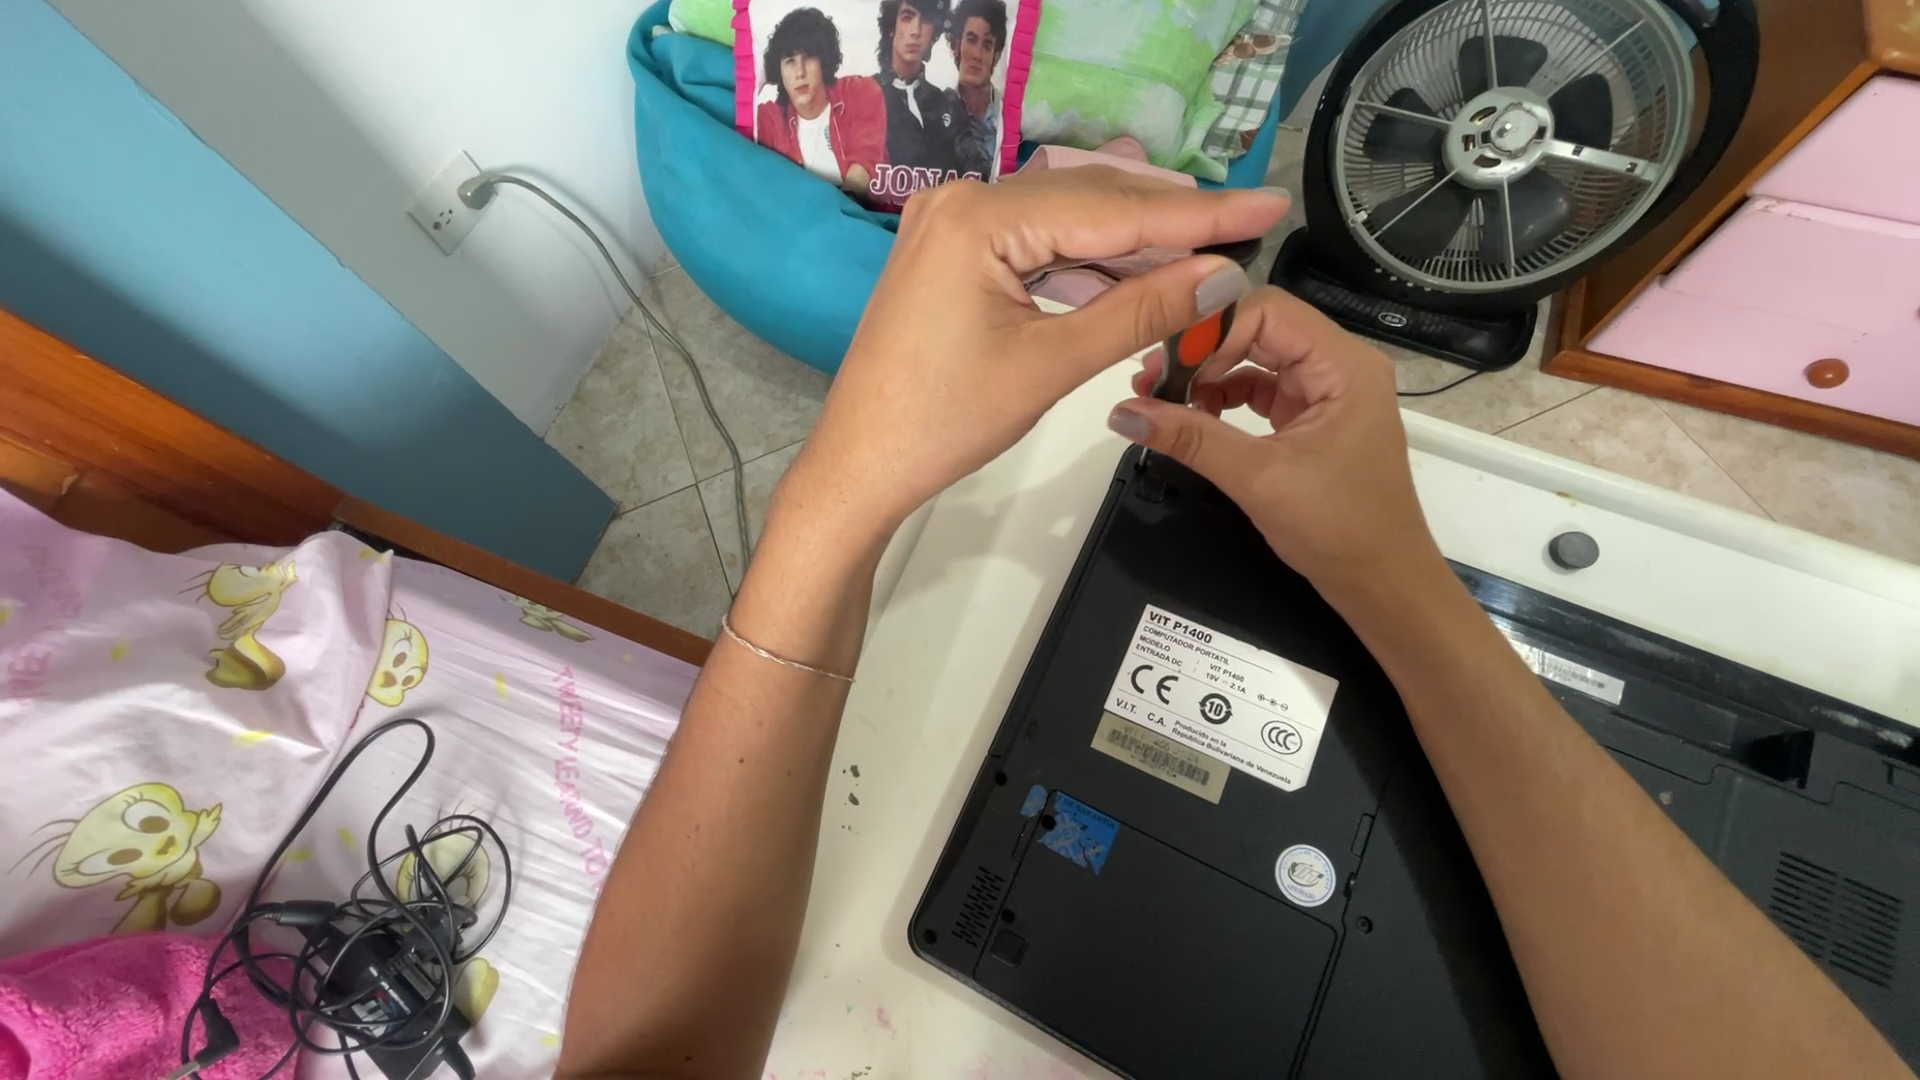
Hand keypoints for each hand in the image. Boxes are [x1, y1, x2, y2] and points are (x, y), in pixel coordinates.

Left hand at [783, 168, 1288, 536]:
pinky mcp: (946, 255)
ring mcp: (947, 226)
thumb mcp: (1051, 365)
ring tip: (1201, 254)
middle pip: (1086, 203)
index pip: (1110, 209)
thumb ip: (1140, 312)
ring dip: (1126, 244)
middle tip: (1246, 225)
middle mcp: (959, 202)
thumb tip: (1224, 277)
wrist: (862, 465)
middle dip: (1167, 222)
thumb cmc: (945, 423)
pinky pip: (1029, 246)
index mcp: (978, 218)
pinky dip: (1079, 263)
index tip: (1266, 204)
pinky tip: (1128, 274)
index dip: (1198, 215)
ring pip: (1059, 224)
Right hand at [1110, 286, 1443, 602]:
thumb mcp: (1257, 479)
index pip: (1267, 314)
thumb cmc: (1337, 529)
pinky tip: (1194, 418)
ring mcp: (1325, 392)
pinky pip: (1259, 390)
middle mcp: (1338, 366)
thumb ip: (1191, 439)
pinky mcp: (1310, 417)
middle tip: (1148, 384)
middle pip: (1259, 331)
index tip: (1162, 369)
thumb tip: (1124, 413)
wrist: (1380, 580)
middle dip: (1202, 354)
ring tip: (1162, 402)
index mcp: (1344, 366)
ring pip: (1255, 360)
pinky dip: (1222, 400)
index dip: (1210, 334)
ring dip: (1208, 377)